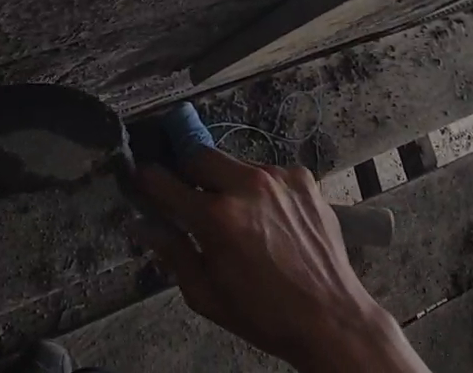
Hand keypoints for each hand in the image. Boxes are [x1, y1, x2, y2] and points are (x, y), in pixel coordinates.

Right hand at [135, 150, 428, 372]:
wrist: (330, 317)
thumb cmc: (264, 315)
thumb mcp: (206, 295)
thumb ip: (172, 252)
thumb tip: (142, 224)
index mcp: (216, 218)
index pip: (164, 182)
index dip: (147, 178)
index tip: (141, 176)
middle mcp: (246, 186)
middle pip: (199, 155)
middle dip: (189, 171)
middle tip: (193, 195)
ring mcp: (277, 177)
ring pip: (235, 164)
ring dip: (228, 183)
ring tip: (242, 219)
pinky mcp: (302, 177)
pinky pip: (268, 173)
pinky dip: (262, 190)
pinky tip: (272, 219)